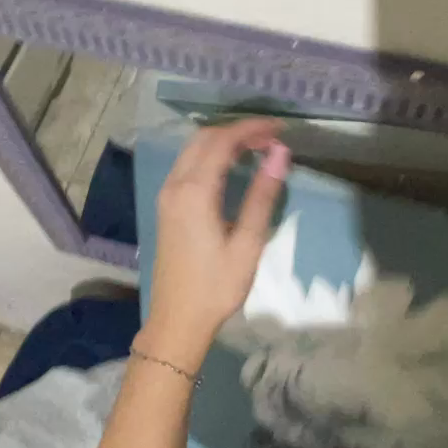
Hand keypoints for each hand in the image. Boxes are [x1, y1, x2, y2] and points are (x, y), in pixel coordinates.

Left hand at [139, 120, 289, 364]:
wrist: (178, 319)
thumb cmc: (217, 286)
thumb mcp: (248, 243)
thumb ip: (262, 195)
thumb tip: (280, 154)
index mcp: (194, 192)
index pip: (222, 141)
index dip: (252, 129)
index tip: (280, 130)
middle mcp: (174, 186)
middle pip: (203, 139)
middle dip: (237, 131)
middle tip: (271, 139)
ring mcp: (166, 196)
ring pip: (192, 151)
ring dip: (223, 142)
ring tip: (257, 149)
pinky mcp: (166, 207)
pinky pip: (187, 166)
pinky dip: (210, 157)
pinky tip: (232, 168)